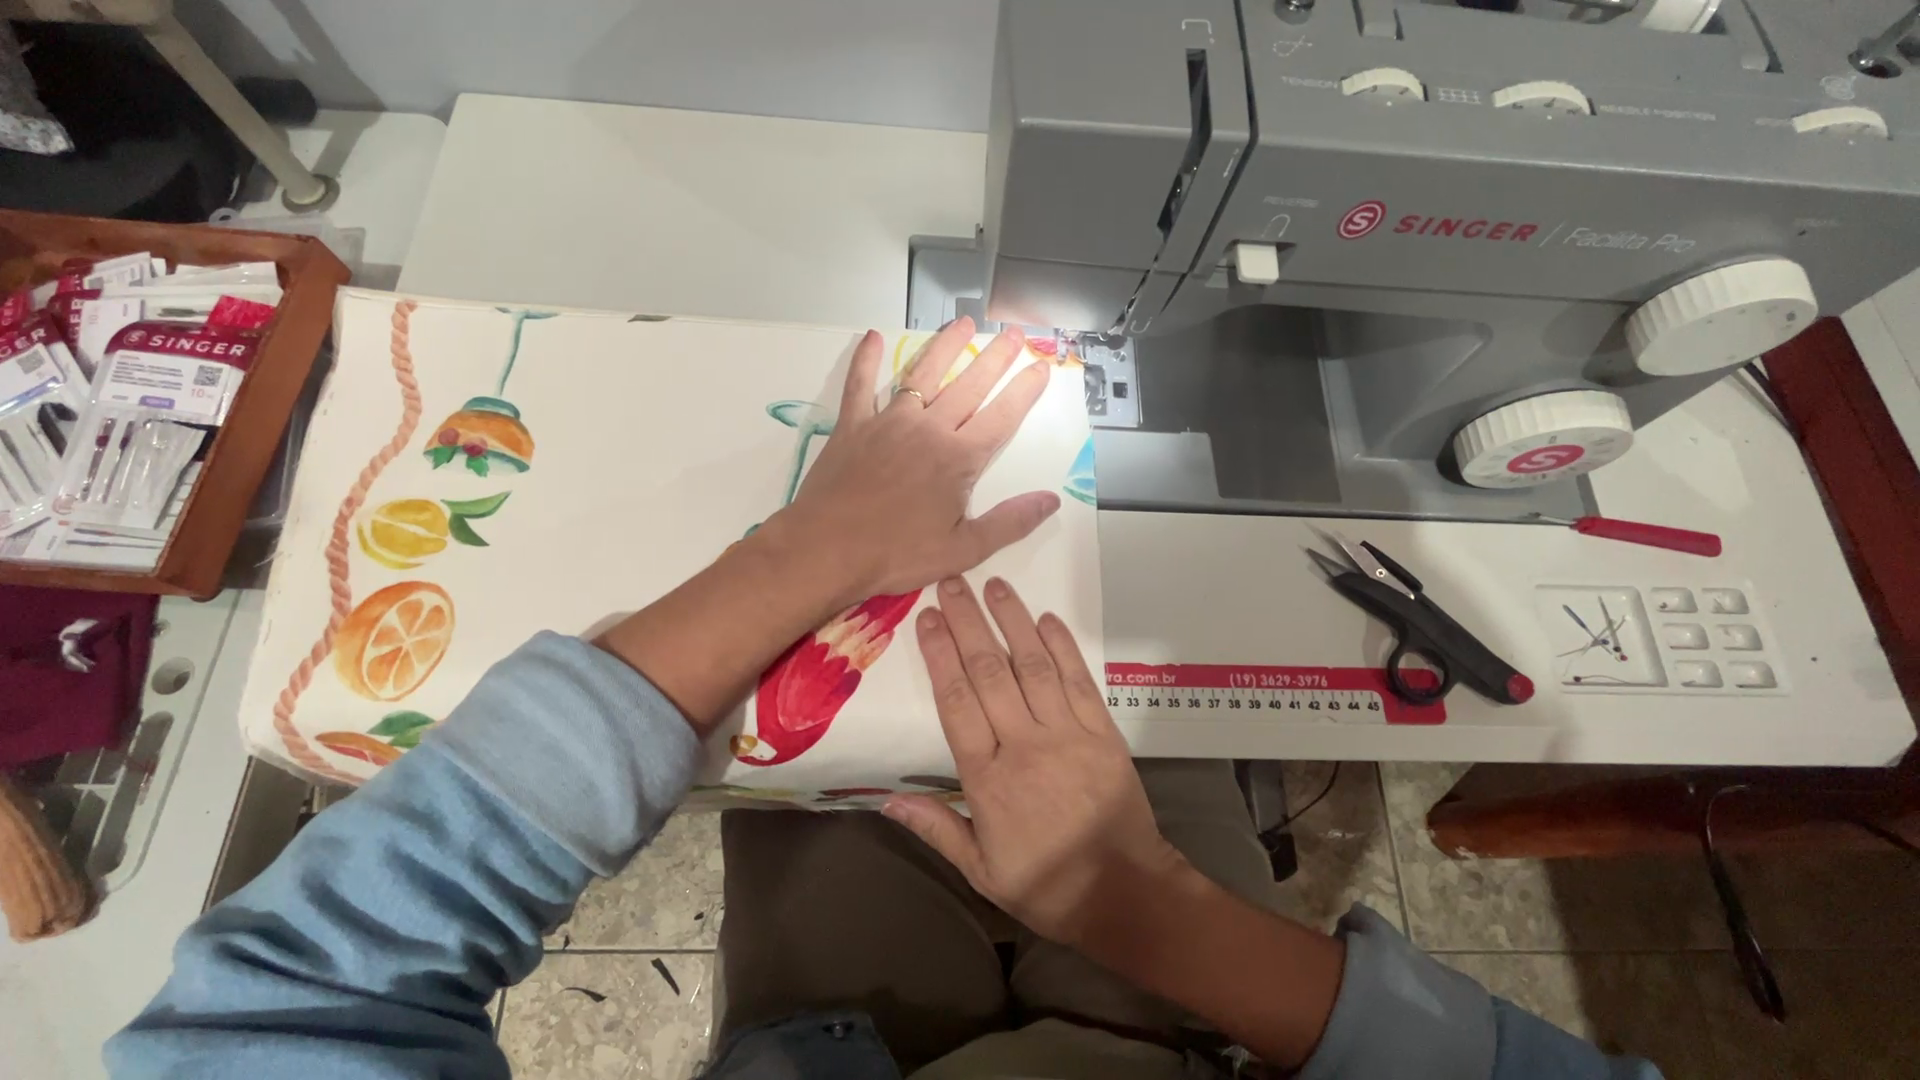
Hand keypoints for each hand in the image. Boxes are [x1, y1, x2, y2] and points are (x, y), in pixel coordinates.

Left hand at [769, 318, 1060, 608]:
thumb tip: (1051, 500)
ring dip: (944, 346)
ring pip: (922, 374)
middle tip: (1013, 334)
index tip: (1040, 368)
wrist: (826, 550)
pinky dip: (866, 360)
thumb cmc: (896, 554)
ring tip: (962, 323)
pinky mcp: (852, 426)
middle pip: (969, 386)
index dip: (1024, 391)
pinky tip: (872, 337)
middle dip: (995, 359)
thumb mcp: (963, 550)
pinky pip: (860, 385)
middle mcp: (928, 429)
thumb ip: (1010, 523)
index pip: (1001, 417)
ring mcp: (888, 422)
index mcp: (958, 459)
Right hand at [882, 576, 1189, 946]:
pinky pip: (1079, 681)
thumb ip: (936, 828)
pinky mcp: (1103, 733)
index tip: (928, 619)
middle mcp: (1025, 746)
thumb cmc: (1046, 885)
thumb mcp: (981, 871)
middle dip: (969, 623)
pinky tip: (1045, 619)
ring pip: (1034, 666)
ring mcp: (1068, 734)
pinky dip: (1062, 647)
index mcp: (988, 779)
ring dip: (1013, 622)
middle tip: (952, 582)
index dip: (940, 656)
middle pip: (990, 673)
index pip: (957, 703)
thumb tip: (886, 798)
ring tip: (995, 584)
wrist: (1125, 894)